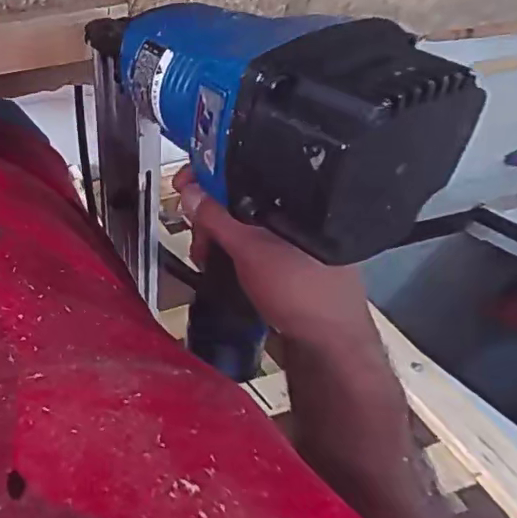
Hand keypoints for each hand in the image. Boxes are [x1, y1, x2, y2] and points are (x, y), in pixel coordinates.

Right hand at [173, 166, 375, 347]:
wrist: (329, 346)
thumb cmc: (301, 291)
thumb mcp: (250, 250)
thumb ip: (217, 220)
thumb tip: (191, 192)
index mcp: (297, 200)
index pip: (249, 171)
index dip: (214, 173)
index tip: (187, 181)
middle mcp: (298, 217)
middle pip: (243, 200)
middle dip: (210, 213)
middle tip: (194, 231)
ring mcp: (296, 242)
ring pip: (246, 226)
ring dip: (218, 236)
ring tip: (204, 256)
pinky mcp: (290, 264)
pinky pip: (254, 246)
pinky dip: (233, 252)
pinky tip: (219, 265)